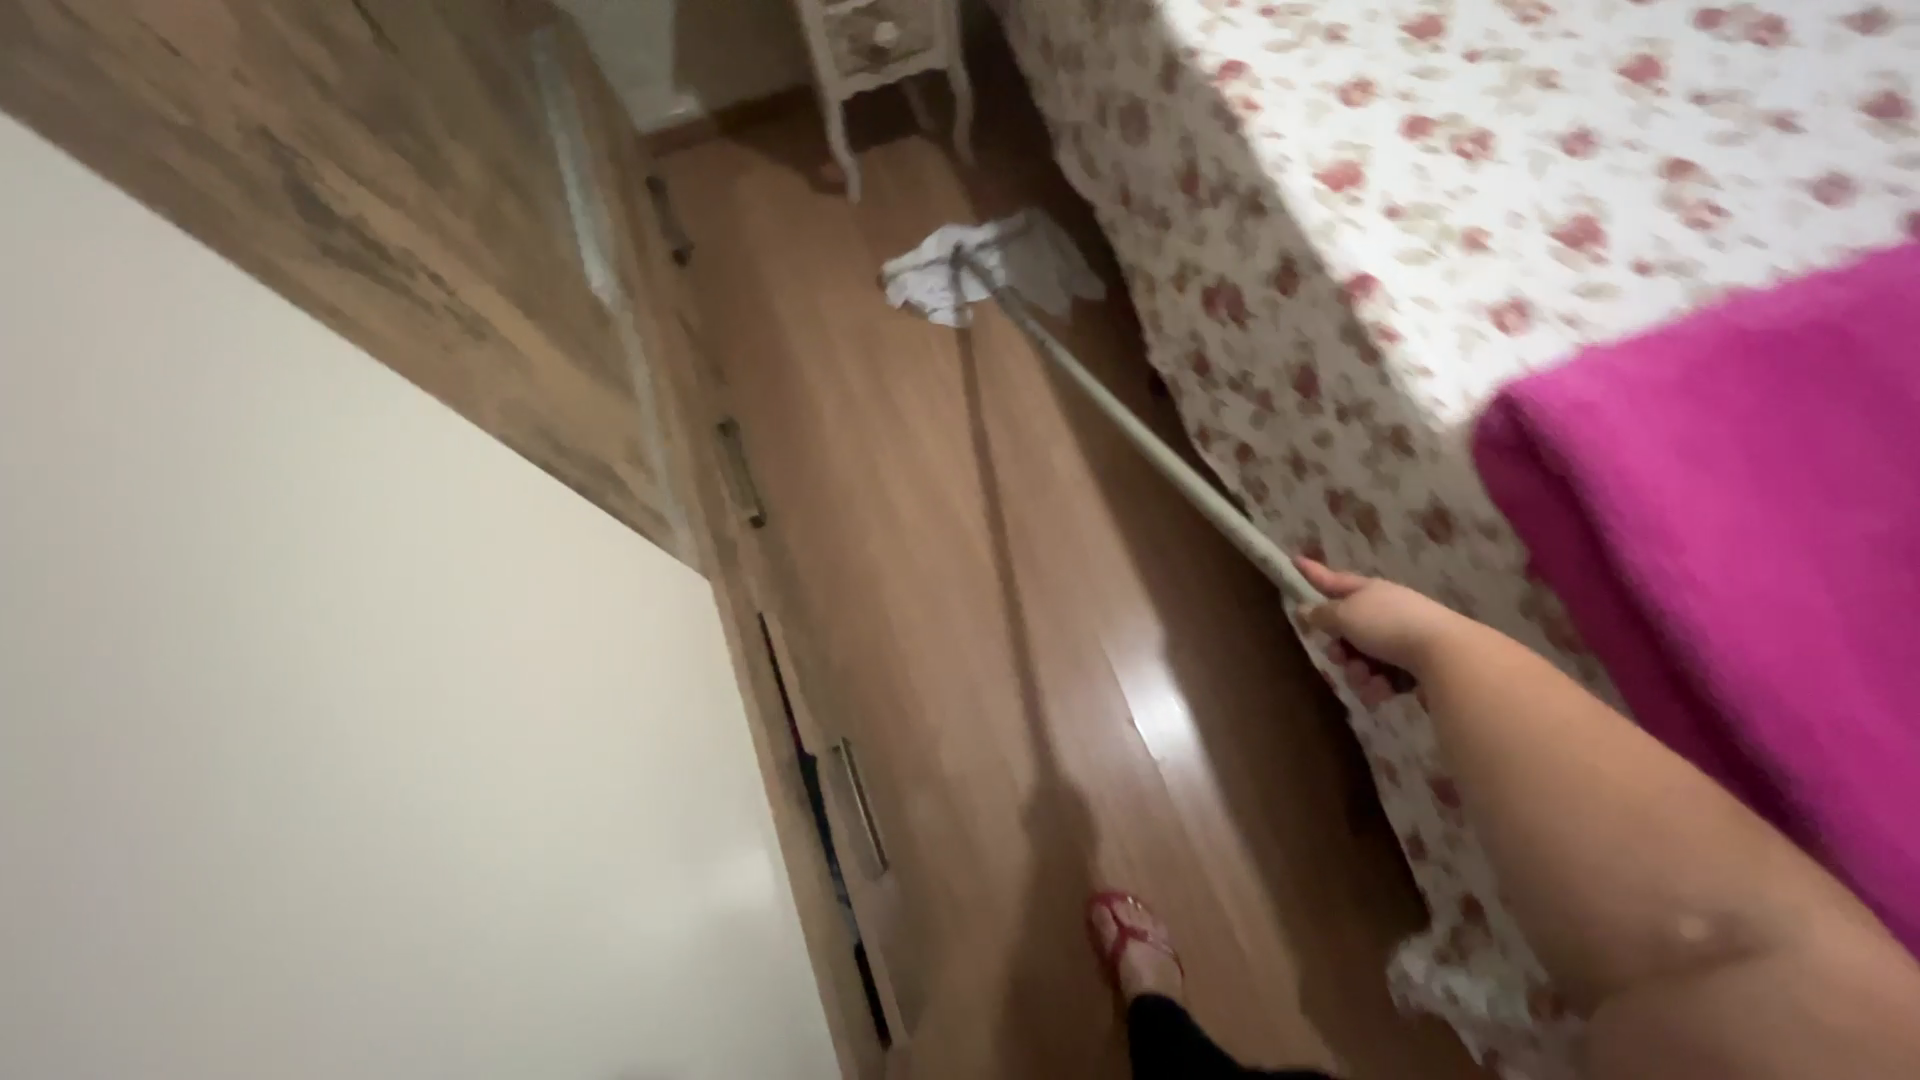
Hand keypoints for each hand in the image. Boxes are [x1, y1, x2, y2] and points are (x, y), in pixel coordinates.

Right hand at [1295, 557, 1463, 675]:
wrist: (1445, 655)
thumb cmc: (1388, 626)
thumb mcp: (1345, 615)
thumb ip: (1322, 614)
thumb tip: (1307, 609)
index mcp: (1368, 592)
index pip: (1332, 580)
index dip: (1312, 573)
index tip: (1294, 560)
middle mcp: (1384, 612)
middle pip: (1346, 630)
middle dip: (1339, 649)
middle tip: (1338, 656)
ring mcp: (1401, 639)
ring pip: (1361, 659)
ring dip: (1357, 673)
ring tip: (1367, 679)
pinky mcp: (1415, 666)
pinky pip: (1382, 677)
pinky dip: (1379, 685)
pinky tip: (1384, 692)